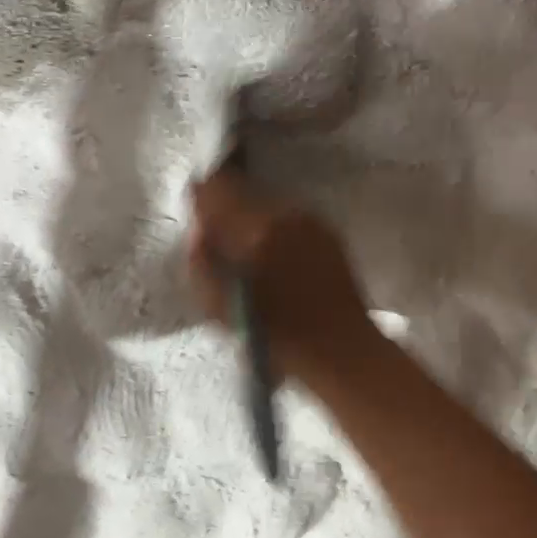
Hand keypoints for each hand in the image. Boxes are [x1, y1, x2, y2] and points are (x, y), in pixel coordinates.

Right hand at [187, 166, 377, 384]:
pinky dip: (279, 231)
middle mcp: (286, 214)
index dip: (203, 194)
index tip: (195, 203)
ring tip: (252, 254)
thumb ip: (201, 263)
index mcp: (257, 230)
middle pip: (244, 193)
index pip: (219, 189)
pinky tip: (279, 259)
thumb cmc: (277, 339)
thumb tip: (198, 231)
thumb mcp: (222, 310)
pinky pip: (290, 218)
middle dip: (229, 210)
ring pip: (269, 205)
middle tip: (221, 239)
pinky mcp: (328, 229)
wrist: (341, 349)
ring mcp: (311, 219)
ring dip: (255, 221)